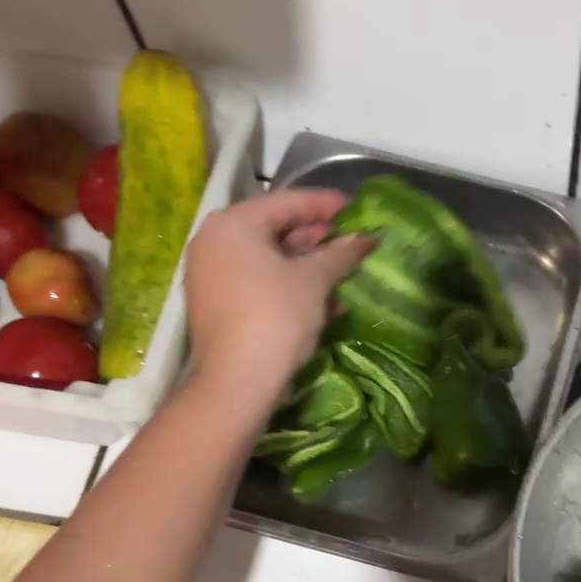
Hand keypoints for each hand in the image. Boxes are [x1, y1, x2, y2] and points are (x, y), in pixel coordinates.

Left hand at [182, 188, 374, 396]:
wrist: (239, 379)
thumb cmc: (276, 316)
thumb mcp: (315, 281)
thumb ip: (341, 254)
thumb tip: (369, 238)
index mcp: (234, 223)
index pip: (288, 202)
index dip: (326, 205)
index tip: (356, 209)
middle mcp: (214, 241)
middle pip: (275, 230)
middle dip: (317, 239)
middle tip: (350, 244)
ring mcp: (211, 274)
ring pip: (268, 260)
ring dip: (307, 267)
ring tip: (342, 272)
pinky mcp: (217, 304)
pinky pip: (258, 283)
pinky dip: (288, 287)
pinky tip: (322, 300)